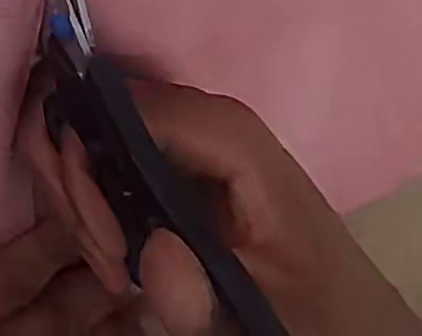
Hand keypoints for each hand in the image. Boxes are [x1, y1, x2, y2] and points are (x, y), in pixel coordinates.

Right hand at [17, 74, 421, 335]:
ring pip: (90, 125)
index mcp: (233, 137)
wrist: (345, 319)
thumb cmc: (320, 315)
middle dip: (78, 176)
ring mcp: (177, 131)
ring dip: (75, 186)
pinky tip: (107, 248)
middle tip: (102, 257)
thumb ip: (213, 302)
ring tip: (107, 260)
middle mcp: (197, 116)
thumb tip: (154, 250)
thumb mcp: (274, 319)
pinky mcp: (164, 153)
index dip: (96, 155)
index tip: (102, 238)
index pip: (134, 106)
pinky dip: (83, 190)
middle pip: (101, 109)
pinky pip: (100, 148)